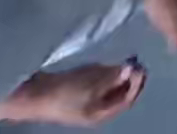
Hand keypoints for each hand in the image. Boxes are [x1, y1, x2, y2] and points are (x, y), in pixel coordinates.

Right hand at [0, 62, 146, 126]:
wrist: (36, 95)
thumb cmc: (67, 92)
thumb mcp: (95, 83)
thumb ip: (116, 76)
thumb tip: (132, 68)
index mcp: (101, 114)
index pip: (129, 100)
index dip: (137, 83)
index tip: (139, 67)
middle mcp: (98, 111)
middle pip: (123, 94)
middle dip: (131, 78)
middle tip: (134, 61)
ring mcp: (90, 103)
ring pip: (115, 89)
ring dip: (122, 76)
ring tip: (124, 61)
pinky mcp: (82, 95)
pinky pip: (104, 85)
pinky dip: (110, 75)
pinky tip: (109, 66)